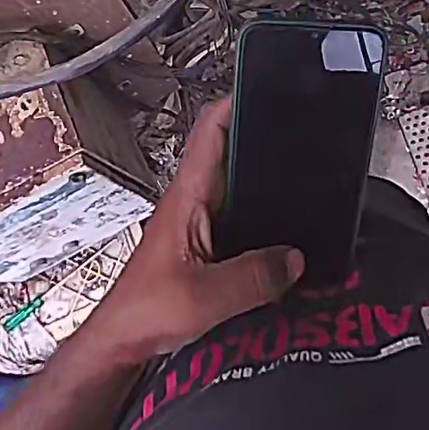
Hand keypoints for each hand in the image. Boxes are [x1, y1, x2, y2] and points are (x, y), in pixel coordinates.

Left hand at [74, 99, 302, 366]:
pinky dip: (266, 211)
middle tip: (304, 128)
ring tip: (307, 170)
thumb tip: (297, 258)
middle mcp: (195, 198)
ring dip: (266, 174)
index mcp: (188, 194)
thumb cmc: (144, 312)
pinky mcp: (208, 241)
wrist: (121, 342)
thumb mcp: (204, 298)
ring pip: (239, 182)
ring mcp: (202, 218)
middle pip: (231, 148)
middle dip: (263, 134)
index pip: (211, 130)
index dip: (236, 102)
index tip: (267, 87)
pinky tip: (291, 226)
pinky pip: (242, 213)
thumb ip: (254, 278)